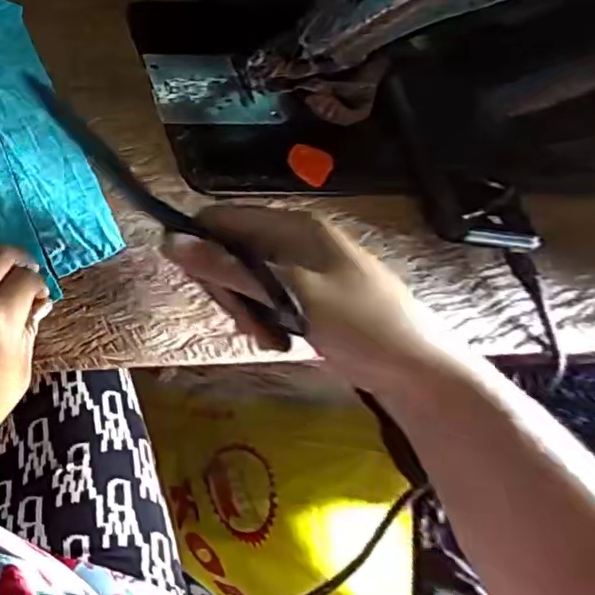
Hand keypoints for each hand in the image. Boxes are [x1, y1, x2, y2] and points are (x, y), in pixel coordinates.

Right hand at [162, 205, 482, 400]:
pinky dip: (260, 314)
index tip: (203, 284)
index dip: (198, 246)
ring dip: (242, 306)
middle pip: (225, 247)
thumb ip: (226, 268)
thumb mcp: (286, 295)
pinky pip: (262, 292)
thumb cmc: (361, 326)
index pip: (217, 218)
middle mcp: (293, 237)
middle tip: (243, 320)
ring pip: (240, 274)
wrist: (427, 376)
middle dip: (225, 285)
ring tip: (265, 335)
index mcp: (293, 225)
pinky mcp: (306, 290)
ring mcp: (301, 264)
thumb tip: (168, 241)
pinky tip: (276, 336)